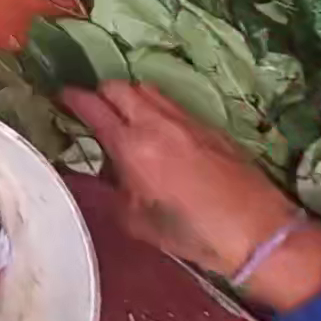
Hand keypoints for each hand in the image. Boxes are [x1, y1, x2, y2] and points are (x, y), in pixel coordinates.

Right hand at [61, 81, 320, 310]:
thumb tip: (85, 175)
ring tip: (123, 118)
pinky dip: (152, 106)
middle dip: (99, 93)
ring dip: (127, 95)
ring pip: (144, 88)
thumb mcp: (136, 222)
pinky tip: (156, 131)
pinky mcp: (206, 123)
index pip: (92, 107)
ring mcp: (183, 118)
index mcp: (132, 146)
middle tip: (92, 111)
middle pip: (116, 86)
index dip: (71, 98)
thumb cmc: (193, 234)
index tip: (60, 97)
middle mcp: (155, 122)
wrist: (260, 233)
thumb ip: (106, 191)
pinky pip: (168, 101)